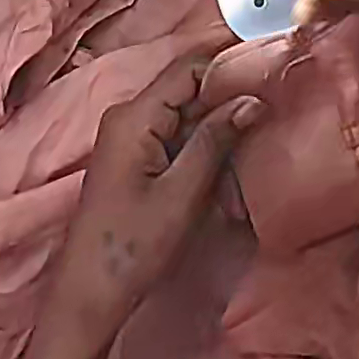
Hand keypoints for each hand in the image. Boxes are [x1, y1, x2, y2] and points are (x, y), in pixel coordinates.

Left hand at [1, 61, 263, 358]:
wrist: (88, 296)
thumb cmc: (133, 246)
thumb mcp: (182, 192)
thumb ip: (215, 139)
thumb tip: (252, 99)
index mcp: (134, 117)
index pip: (186, 70)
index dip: (226, 62)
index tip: (265, 63)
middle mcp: (128, 116)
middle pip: (185, 88)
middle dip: (226, 94)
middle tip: (271, 98)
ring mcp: (129, 136)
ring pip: (183, 112)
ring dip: (217, 120)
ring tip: (258, 123)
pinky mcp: (134, 155)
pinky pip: (174, 133)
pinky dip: (202, 140)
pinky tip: (230, 152)